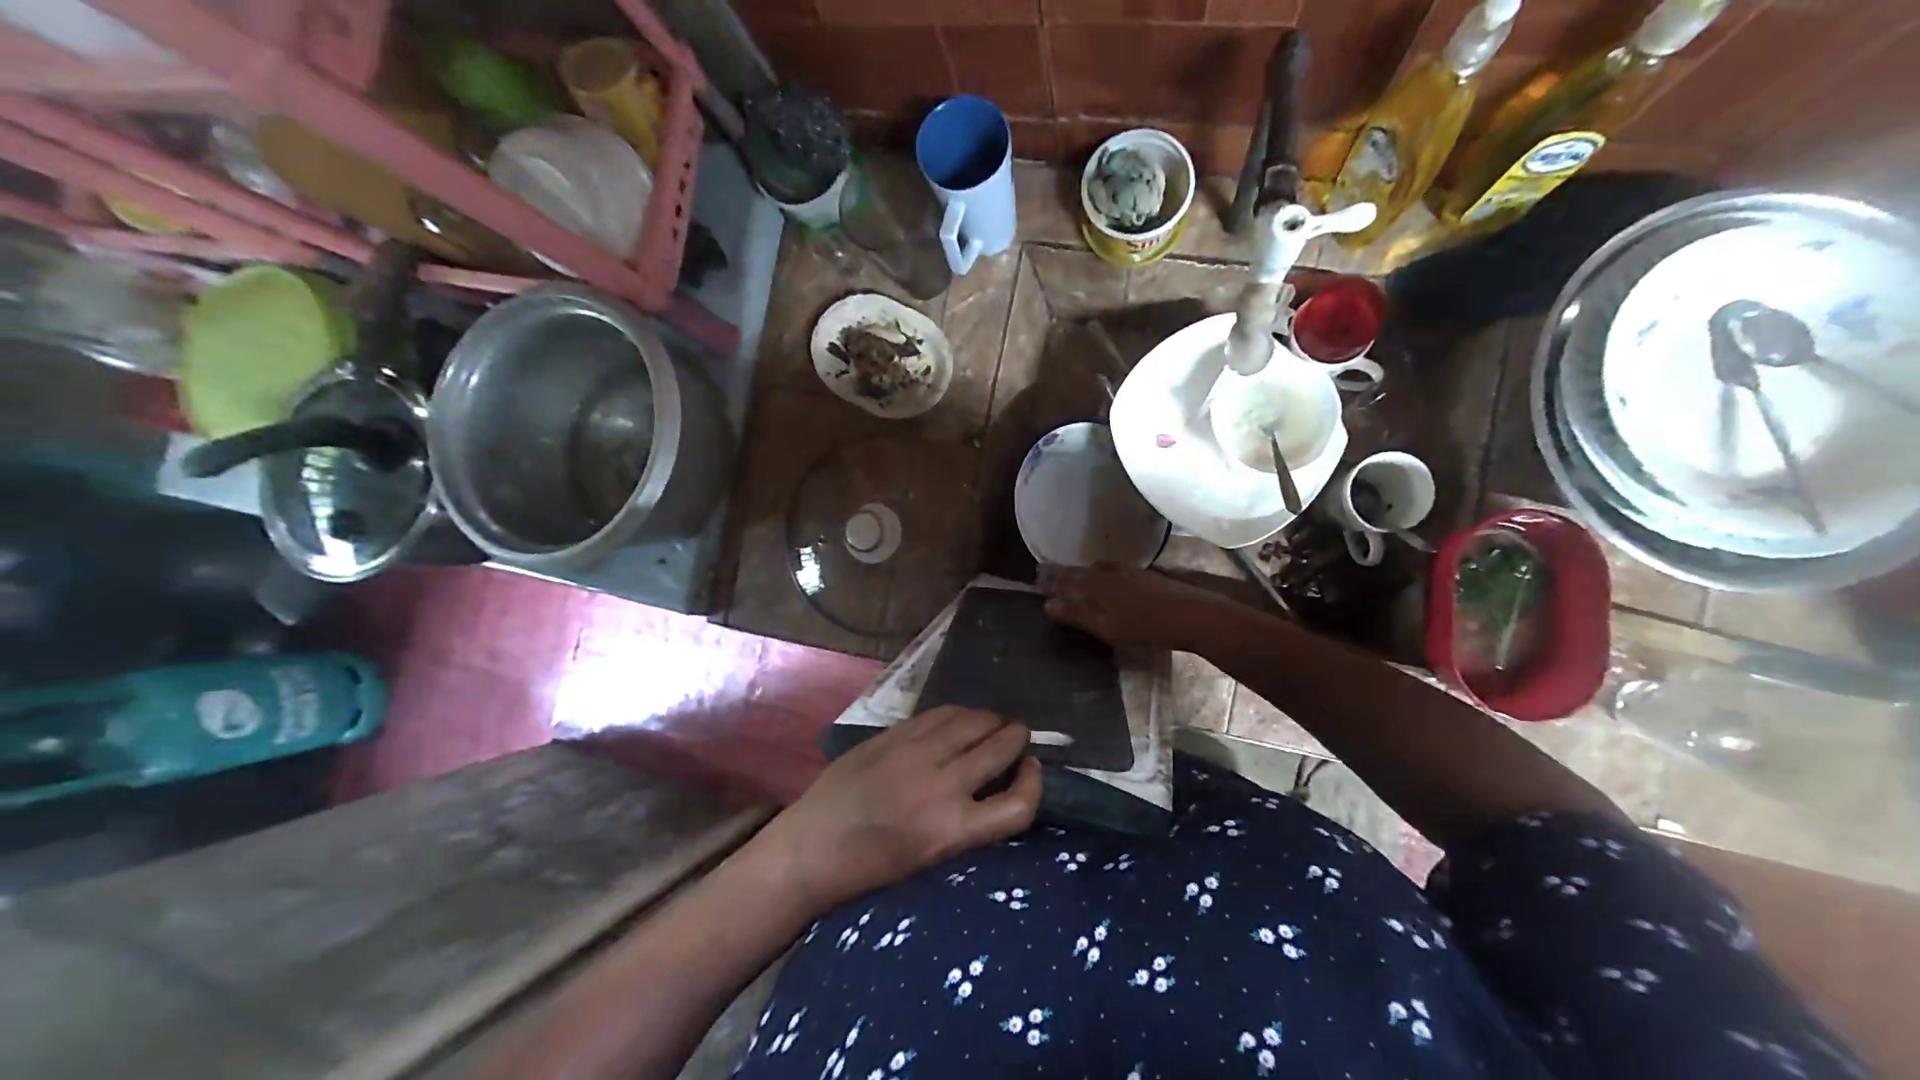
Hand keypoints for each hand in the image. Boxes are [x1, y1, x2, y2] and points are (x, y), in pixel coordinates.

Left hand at [753, 708, 1040, 913]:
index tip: (1032, 770)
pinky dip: (958, 713)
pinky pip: (939, 714)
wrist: (812, 848)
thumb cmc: (872, 868)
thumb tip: (998, 787)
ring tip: (994, 722)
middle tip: (1019, 736)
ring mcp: (916, 753)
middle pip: (1000, 747)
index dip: (1034, 784)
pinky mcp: (894, 735)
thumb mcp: (931, 859)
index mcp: (952, 831)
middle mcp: (941, 786)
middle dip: (1017, 737)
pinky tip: (960, 718)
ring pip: (972, 720)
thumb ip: (968, 823)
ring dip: (992, 719)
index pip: (1019, 805)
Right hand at [1039, 564, 1242, 652]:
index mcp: (1096, 585)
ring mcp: (1129, 573)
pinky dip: (1100, 573)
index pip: (1066, 580)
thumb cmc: (1146, 627)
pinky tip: (1107, 579)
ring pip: (1097, 569)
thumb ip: (1078, 614)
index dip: (1050, 581)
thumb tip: (1048, 604)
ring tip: (1072, 574)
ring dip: (1081, 571)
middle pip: (1080, 572)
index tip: (1034, 580)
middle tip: (1046, 573)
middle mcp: (1109, 573)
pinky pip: (1112, 570)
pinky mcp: (1145, 578)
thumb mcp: (1107, 626)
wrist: (1193, 616)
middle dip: (1062, 573)